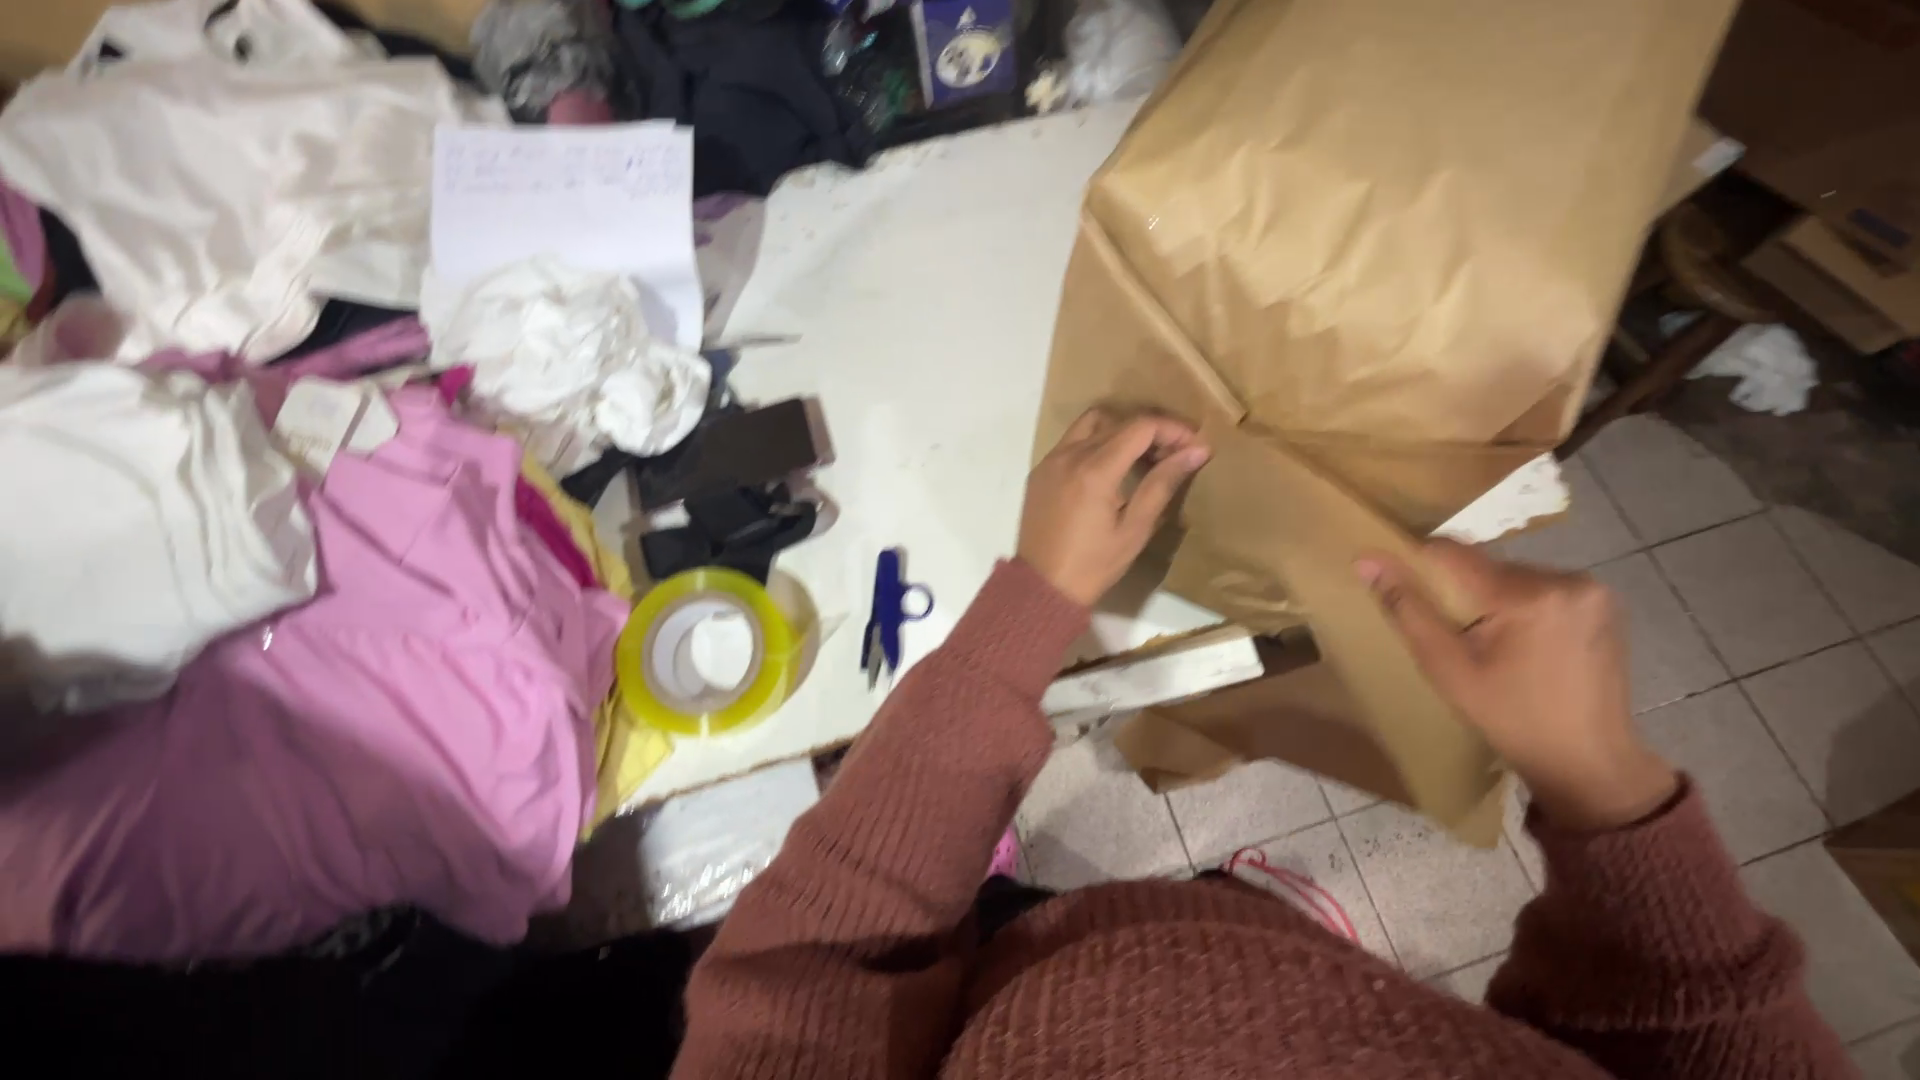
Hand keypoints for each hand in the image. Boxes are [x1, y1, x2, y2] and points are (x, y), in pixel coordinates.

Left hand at [1018, 410, 1210, 606]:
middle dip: (1152, 429)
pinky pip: (1072, 440)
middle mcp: (1069, 454)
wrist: (1041, 586)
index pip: (1140, 426)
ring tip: (1144, 455)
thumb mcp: (1135, 529)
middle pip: (1118, 421)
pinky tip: (1113, 467)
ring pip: (1092, 423)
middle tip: (1175, 453)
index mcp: (1094, 470)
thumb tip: (1196, 450)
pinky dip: (1097, 440)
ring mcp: (1050, 460)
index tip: (1193, 445)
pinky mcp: (1040, 470)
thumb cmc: (1093, 565)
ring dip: (1122, 429)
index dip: (1172, 429)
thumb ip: (1162, 484)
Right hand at [1357, 540, 1677, 830]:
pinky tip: (1521, 642)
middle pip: (1485, 564)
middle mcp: (1566, 579)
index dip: (1417, 563)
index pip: (1453, 552)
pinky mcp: (1605, 603)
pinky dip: (1520, 605)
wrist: (1588, 760)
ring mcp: (1593, 590)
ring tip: (1487, 641)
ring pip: (1512, 575)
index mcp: (1527, 595)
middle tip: (1451, 632)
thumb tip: (1366, 560)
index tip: (1400, 587)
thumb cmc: (1509, 717)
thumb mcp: (1446, 667)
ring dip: (1490, 597)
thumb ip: (1407, 608)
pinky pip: (1542, 587)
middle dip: (1460, 590)